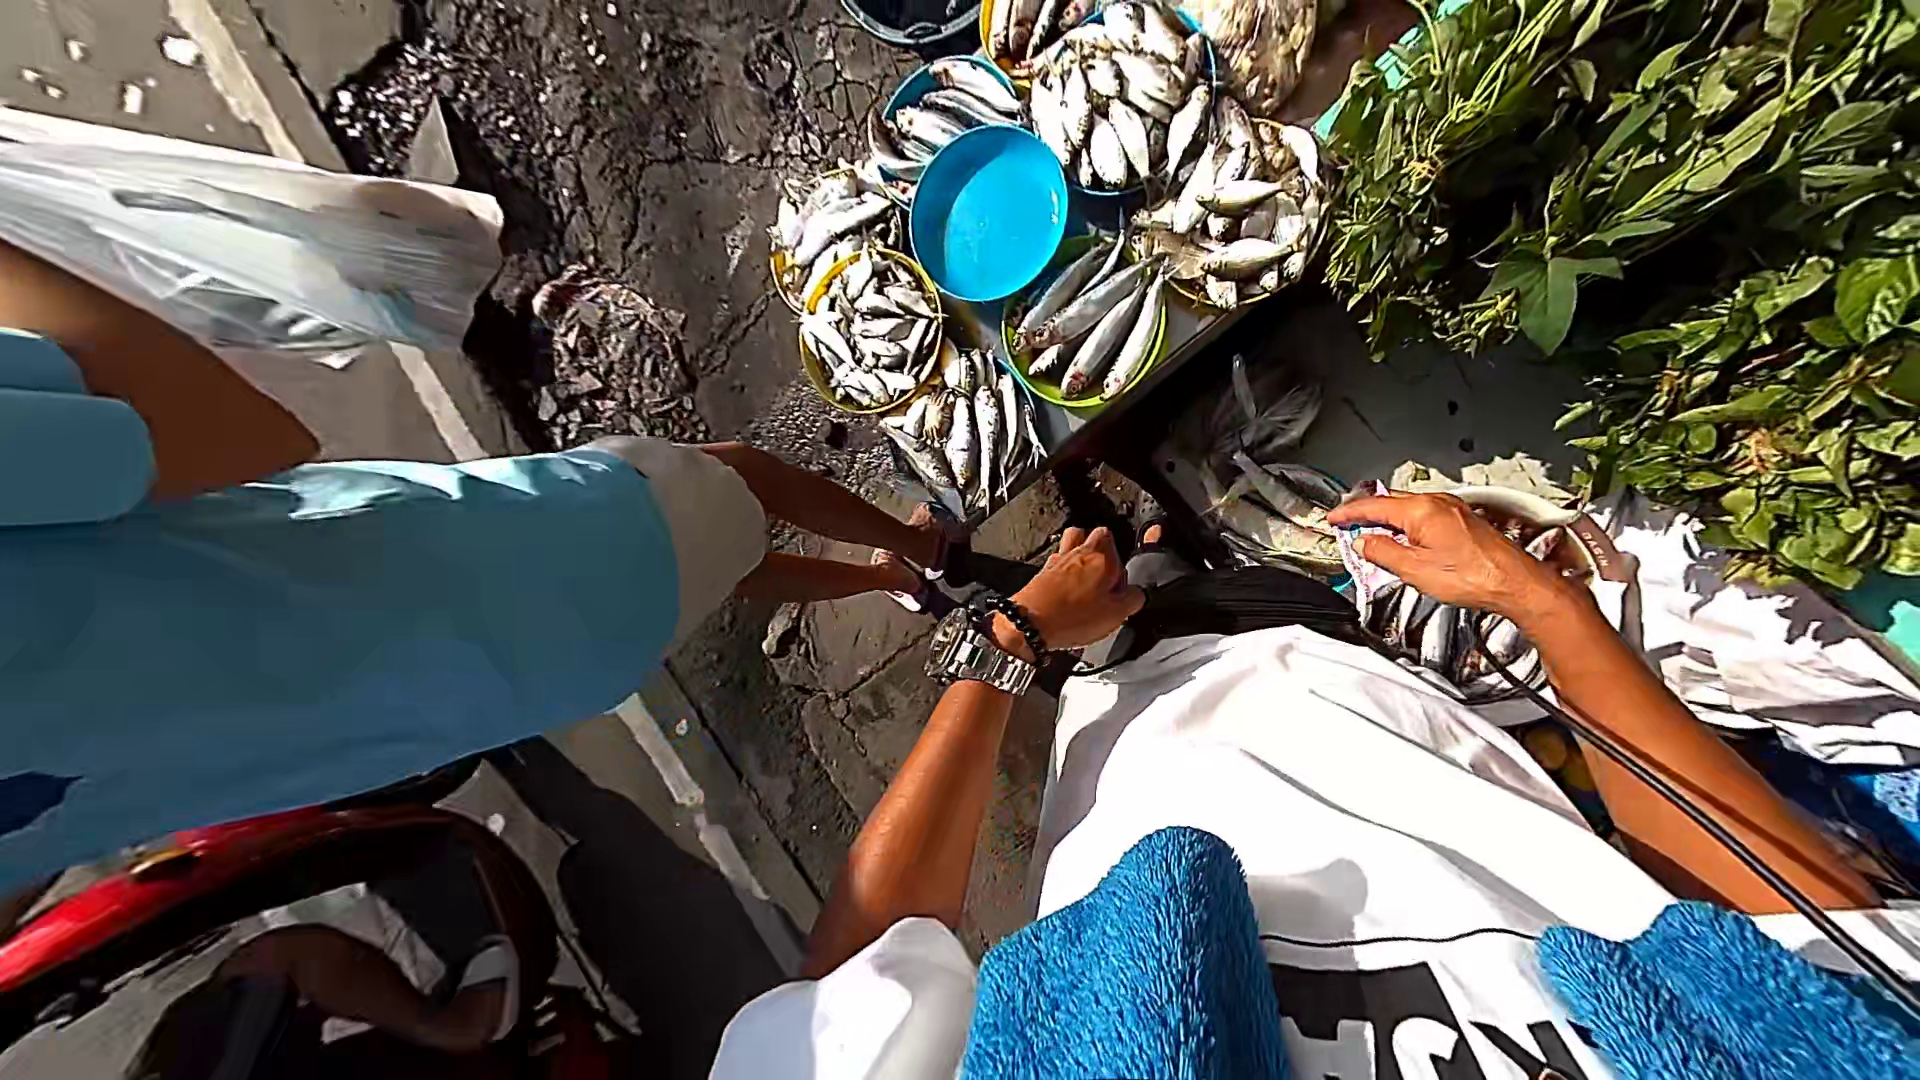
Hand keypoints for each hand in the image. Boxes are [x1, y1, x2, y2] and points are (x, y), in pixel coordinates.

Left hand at [994, 526, 1145, 660]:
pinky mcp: (1042, 573)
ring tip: (1087, 578)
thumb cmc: (1071, 617)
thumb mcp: (1117, 614)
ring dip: (1081, 554)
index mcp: (1102, 556)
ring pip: (1073, 541)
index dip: (1122, 567)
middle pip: (1095, 536)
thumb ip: (1133, 598)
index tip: (1120, 588)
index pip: (1119, 544)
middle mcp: (1078, 552)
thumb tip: (1136, 593)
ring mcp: (1058, 560)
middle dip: (1104, 552)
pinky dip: (1064, 571)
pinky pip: (1057, 561)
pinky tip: (1067, 590)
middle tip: (1105, 578)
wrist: (1029, 624)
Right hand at [1325, 492, 1582, 627]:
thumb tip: (1365, 543)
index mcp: (1420, 511)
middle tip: (1347, 522)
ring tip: (1371, 533)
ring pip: (1407, 508)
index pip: (1372, 506)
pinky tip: (1402, 537)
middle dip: (1365, 512)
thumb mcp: (1413, 569)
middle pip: (1390, 501)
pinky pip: (1424, 515)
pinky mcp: (1464, 521)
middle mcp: (1438, 504)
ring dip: (1386, 518)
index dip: (1348, 513)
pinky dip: (1405, 523)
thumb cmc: (1476, 577)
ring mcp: (1454, 511)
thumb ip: (1381, 552)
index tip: (1333, 518)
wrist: (1521, 586)